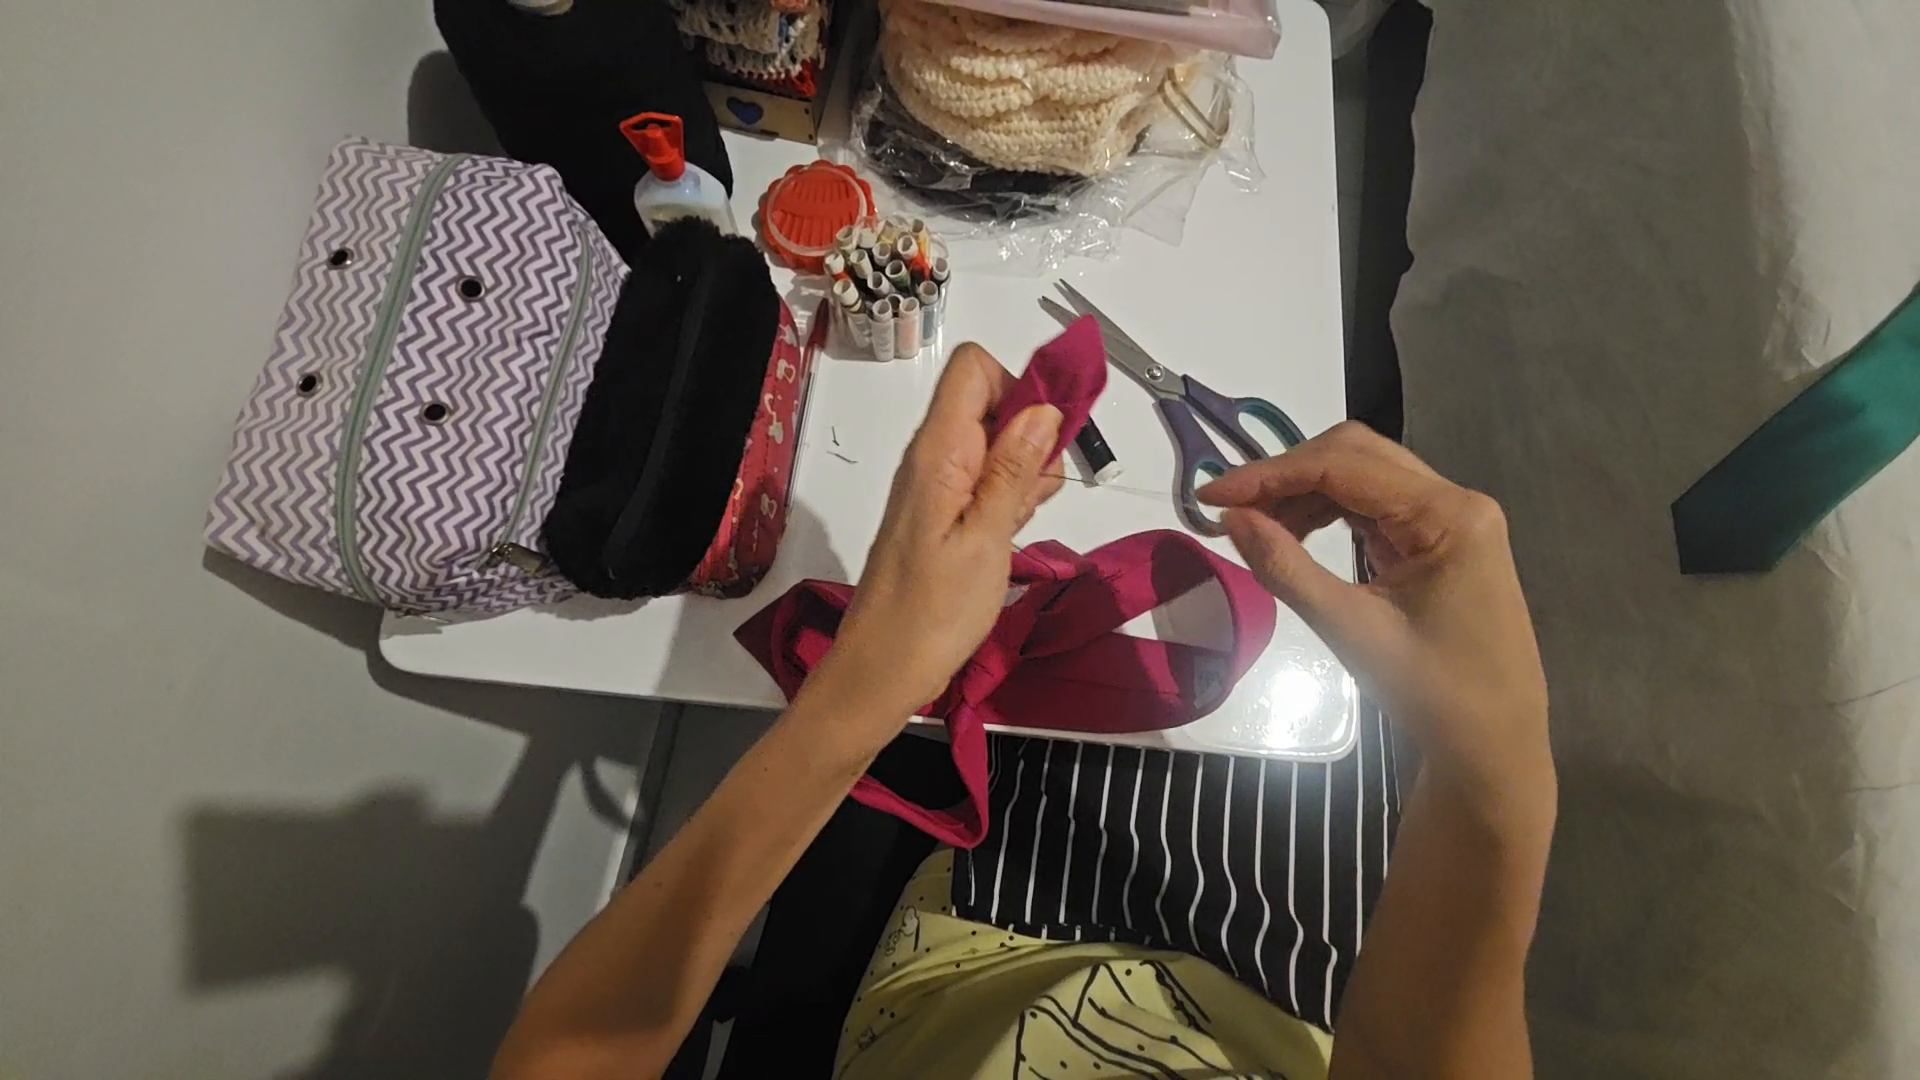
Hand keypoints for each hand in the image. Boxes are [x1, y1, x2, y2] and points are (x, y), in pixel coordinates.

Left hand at [807, 344, 1064, 721]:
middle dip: (1030, 432)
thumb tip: (1043, 407)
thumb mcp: (985, 539)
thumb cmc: (934, 612)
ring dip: (1025, 469)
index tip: (1048, 435)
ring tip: (1025, 518)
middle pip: (989, 404)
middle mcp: (934, 457)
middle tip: (1039, 489)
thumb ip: (1013, 470)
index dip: (1018, 386)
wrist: (884, 668)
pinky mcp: (943, 514)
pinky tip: (1016, 529)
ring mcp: (937, 486)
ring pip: (993, 445)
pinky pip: (984, 481)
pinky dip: (1010, 495)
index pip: (974, 370)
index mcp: (939, 451)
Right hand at [1198, 422, 1550, 823]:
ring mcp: (1446, 517)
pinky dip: (1321, 511)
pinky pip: (1367, 504)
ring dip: (1299, 492)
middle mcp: (1453, 500)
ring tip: (1253, 526)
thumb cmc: (1432, 692)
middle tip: (1230, 509)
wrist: (1492, 743)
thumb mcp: (1350, 629)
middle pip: (1353, 455)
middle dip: (1284, 475)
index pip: (1343, 466)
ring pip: (1358, 474)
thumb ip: (1286, 567)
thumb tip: (1230, 519)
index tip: (1212, 497)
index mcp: (1448, 515)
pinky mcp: (1433, 536)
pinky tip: (1290, 533)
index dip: (1269, 474)